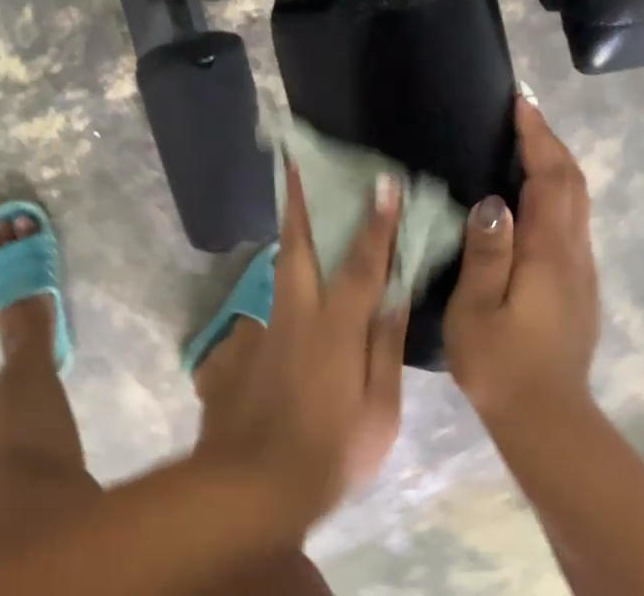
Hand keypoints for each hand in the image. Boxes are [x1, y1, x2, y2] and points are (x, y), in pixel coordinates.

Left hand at [195, 163, 410, 528]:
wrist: (251, 482)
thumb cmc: (330, 452)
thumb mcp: (378, 409)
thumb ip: (384, 346)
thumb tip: (395, 294)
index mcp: (335, 328)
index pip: (362, 263)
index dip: (375, 222)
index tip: (382, 180)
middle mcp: (297, 314)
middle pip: (298, 244)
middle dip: (299, 199)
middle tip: (296, 160)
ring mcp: (268, 328)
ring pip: (281, 267)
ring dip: (292, 233)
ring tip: (299, 205)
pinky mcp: (248, 344)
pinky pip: (272, 298)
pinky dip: (285, 278)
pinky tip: (293, 284)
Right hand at [443, 96, 600, 425]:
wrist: (545, 418)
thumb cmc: (500, 363)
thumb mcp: (476, 309)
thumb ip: (487, 252)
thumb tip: (494, 200)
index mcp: (549, 253)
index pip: (551, 179)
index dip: (537, 139)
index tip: (520, 104)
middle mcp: (574, 255)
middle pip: (573, 184)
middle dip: (550, 144)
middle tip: (521, 115)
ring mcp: (581, 273)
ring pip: (577, 203)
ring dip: (555, 167)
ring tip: (523, 146)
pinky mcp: (577, 288)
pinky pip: (570, 223)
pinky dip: (554, 193)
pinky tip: (529, 199)